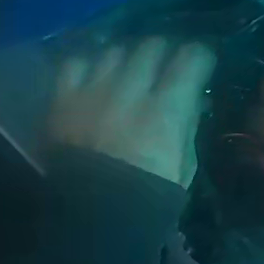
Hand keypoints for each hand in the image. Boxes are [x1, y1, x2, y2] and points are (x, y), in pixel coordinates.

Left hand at [48, 38, 216, 187]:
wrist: (93, 217)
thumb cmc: (148, 195)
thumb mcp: (184, 165)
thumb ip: (187, 124)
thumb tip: (192, 99)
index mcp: (166, 110)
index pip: (191, 57)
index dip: (199, 56)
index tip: (200, 63)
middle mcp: (131, 90)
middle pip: (152, 46)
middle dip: (163, 52)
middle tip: (164, 66)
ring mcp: (93, 90)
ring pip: (115, 50)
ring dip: (126, 57)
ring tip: (128, 70)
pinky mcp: (63, 98)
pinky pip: (76, 62)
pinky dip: (89, 64)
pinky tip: (95, 75)